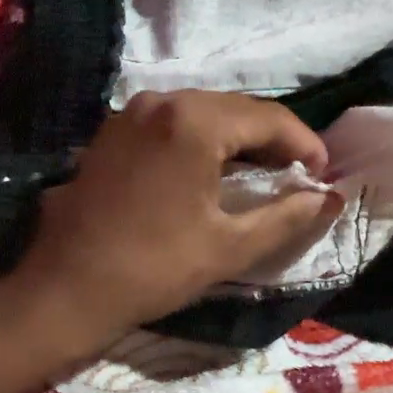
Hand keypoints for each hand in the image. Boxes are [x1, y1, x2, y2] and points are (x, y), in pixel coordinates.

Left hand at [0, 90, 338, 359]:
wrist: (66, 290)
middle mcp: (159, 101)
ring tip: (255, 179)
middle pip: (232, 111)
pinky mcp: (106, 138)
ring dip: (231, 144)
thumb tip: (326, 198)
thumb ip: (285, 216)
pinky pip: (166, 130)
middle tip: (293, 177)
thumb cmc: (153, 268)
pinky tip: (204, 178)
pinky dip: (194, 147)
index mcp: (194, 120)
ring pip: (197, 118)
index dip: (304, 145)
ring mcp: (126, 117)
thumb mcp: (229, 246)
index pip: (268, 118)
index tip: (323, 176)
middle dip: (268, 142)